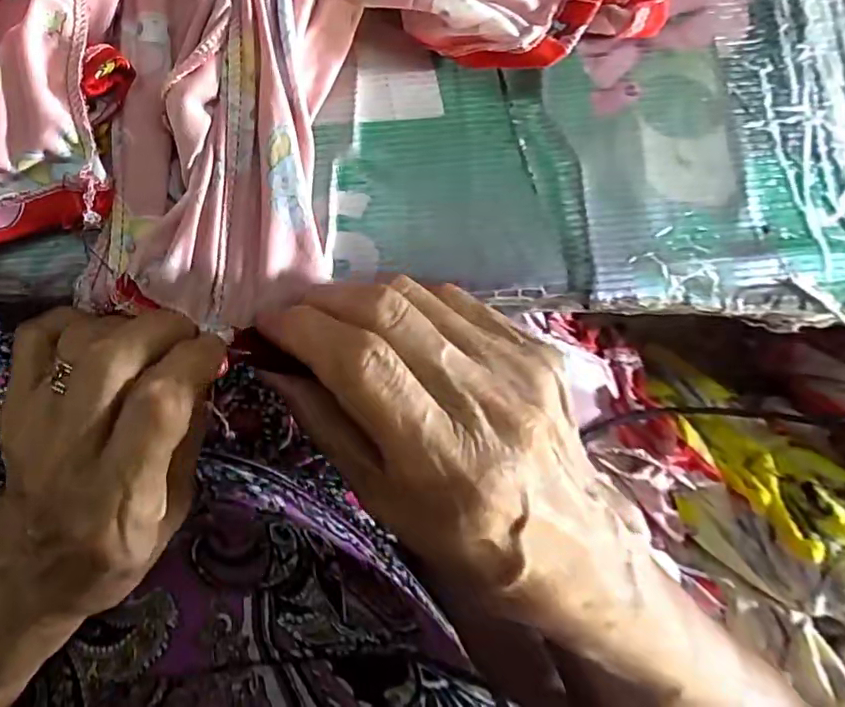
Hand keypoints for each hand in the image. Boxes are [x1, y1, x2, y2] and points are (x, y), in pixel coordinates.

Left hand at [0, 308, 224, 622]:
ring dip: (121, 324)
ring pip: (76, 341)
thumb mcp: (173, 513)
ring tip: (145, 333)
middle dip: (159, 329)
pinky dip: (70, 319)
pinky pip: (34, 335)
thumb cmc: (114, 550)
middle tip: (184, 329)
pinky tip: (96, 330)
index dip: (191, 361)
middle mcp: (69, 451)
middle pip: (111, 359)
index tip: (214, 345)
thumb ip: (187, 439)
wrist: (31, 565)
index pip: (157, 405)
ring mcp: (31, 420)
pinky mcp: (10, 401)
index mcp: (118, 496)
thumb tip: (201, 368)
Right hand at [257, 278, 802, 705]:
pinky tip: (385, 318)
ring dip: (352, 293)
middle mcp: (483, 398)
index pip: (357, 358)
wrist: (581, 552)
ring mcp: (515, 365)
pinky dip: (399, 297)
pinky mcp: (533, 346)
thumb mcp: (379, 497)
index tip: (264, 324)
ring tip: (330, 314)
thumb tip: (272, 365)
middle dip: (318, 301)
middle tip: (288, 314)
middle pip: (381, 311)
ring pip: (410, 292)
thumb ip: (323, 422)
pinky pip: (447, 296)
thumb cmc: (465, 539)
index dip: (300, 328)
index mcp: (442, 454)